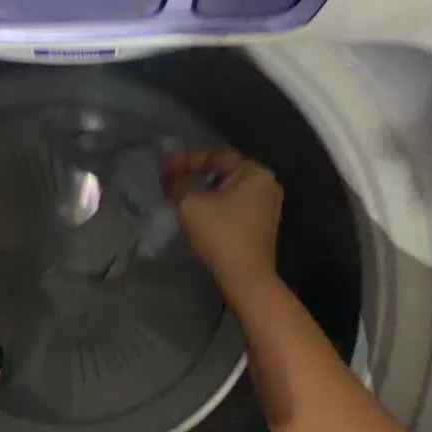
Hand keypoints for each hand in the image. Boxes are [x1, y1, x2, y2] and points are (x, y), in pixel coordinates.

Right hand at [162, 147, 282, 290]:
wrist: (246, 277)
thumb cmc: (221, 234)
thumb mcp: (191, 204)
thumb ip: (178, 184)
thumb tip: (170, 177)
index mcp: (254, 172)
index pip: (216, 154)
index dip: (185, 158)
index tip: (163, 167)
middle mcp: (266, 183)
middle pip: (224, 169)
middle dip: (194, 171)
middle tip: (170, 176)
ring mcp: (268, 204)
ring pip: (229, 186)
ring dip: (203, 186)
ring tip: (179, 191)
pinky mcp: (262, 223)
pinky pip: (235, 202)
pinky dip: (215, 200)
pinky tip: (198, 208)